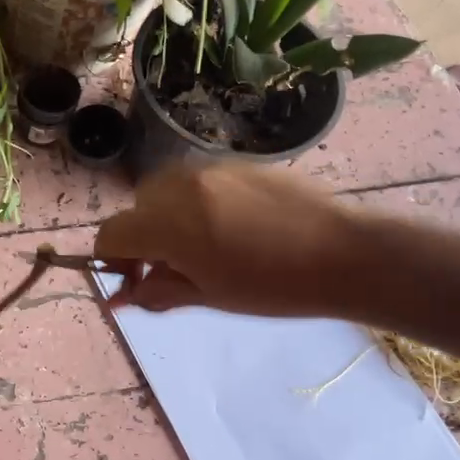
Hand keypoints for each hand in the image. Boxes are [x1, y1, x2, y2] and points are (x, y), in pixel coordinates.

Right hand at [93, 163, 360, 315]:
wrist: (347, 254)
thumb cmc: (274, 286)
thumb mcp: (209, 295)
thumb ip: (158, 290)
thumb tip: (122, 297)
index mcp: (168, 222)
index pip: (112, 234)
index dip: (112, 262)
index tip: (133, 284)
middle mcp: (180, 186)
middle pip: (135, 210)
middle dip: (140, 240)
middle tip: (167, 271)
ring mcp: (210, 169)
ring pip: (163, 191)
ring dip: (165, 219)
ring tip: (198, 248)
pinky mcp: (237, 163)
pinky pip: (196, 182)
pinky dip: (194, 204)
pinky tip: (228, 229)